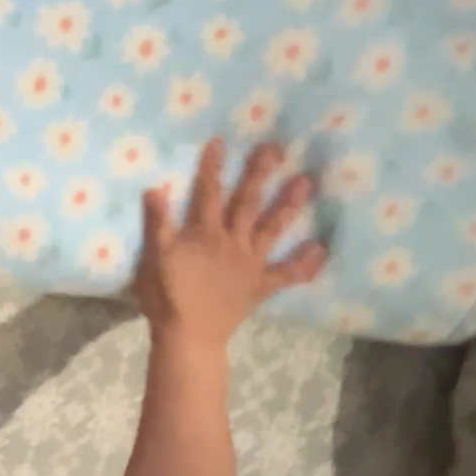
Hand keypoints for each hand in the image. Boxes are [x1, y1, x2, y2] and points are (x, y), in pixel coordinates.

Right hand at [131, 139, 325, 347]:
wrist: (188, 334)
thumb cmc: (165, 296)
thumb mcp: (153, 258)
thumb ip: (157, 224)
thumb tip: (155, 188)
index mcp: (203, 233)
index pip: (207, 193)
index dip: (212, 167)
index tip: (221, 141)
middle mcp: (231, 241)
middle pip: (247, 202)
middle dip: (260, 174)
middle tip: (276, 149)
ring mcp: (250, 263)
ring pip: (272, 229)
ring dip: (288, 206)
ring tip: (306, 183)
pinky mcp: (260, 285)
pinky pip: (286, 273)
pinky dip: (305, 263)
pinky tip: (321, 249)